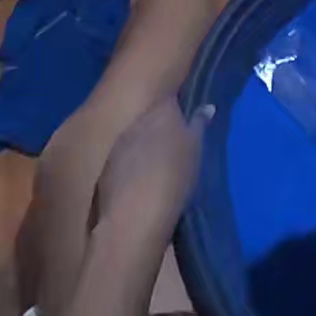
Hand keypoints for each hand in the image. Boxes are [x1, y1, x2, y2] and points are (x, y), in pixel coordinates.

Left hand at [93, 100, 211, 238]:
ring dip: (145, 146)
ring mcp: (120, 142)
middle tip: (174, 148)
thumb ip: (199, 124)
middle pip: (152, 117)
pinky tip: (139, 184)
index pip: (171, 100)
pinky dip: (131, 166)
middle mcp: (138, 119)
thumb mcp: (195, 149)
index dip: (178, 112)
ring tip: (157, 168)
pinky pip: (123, 158)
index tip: (186, 125)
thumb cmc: (174, 176)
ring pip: (136, 137)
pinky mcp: (107, 166)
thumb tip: (208, 107)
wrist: (135, 214)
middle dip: (161, 128)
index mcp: (162, 110)